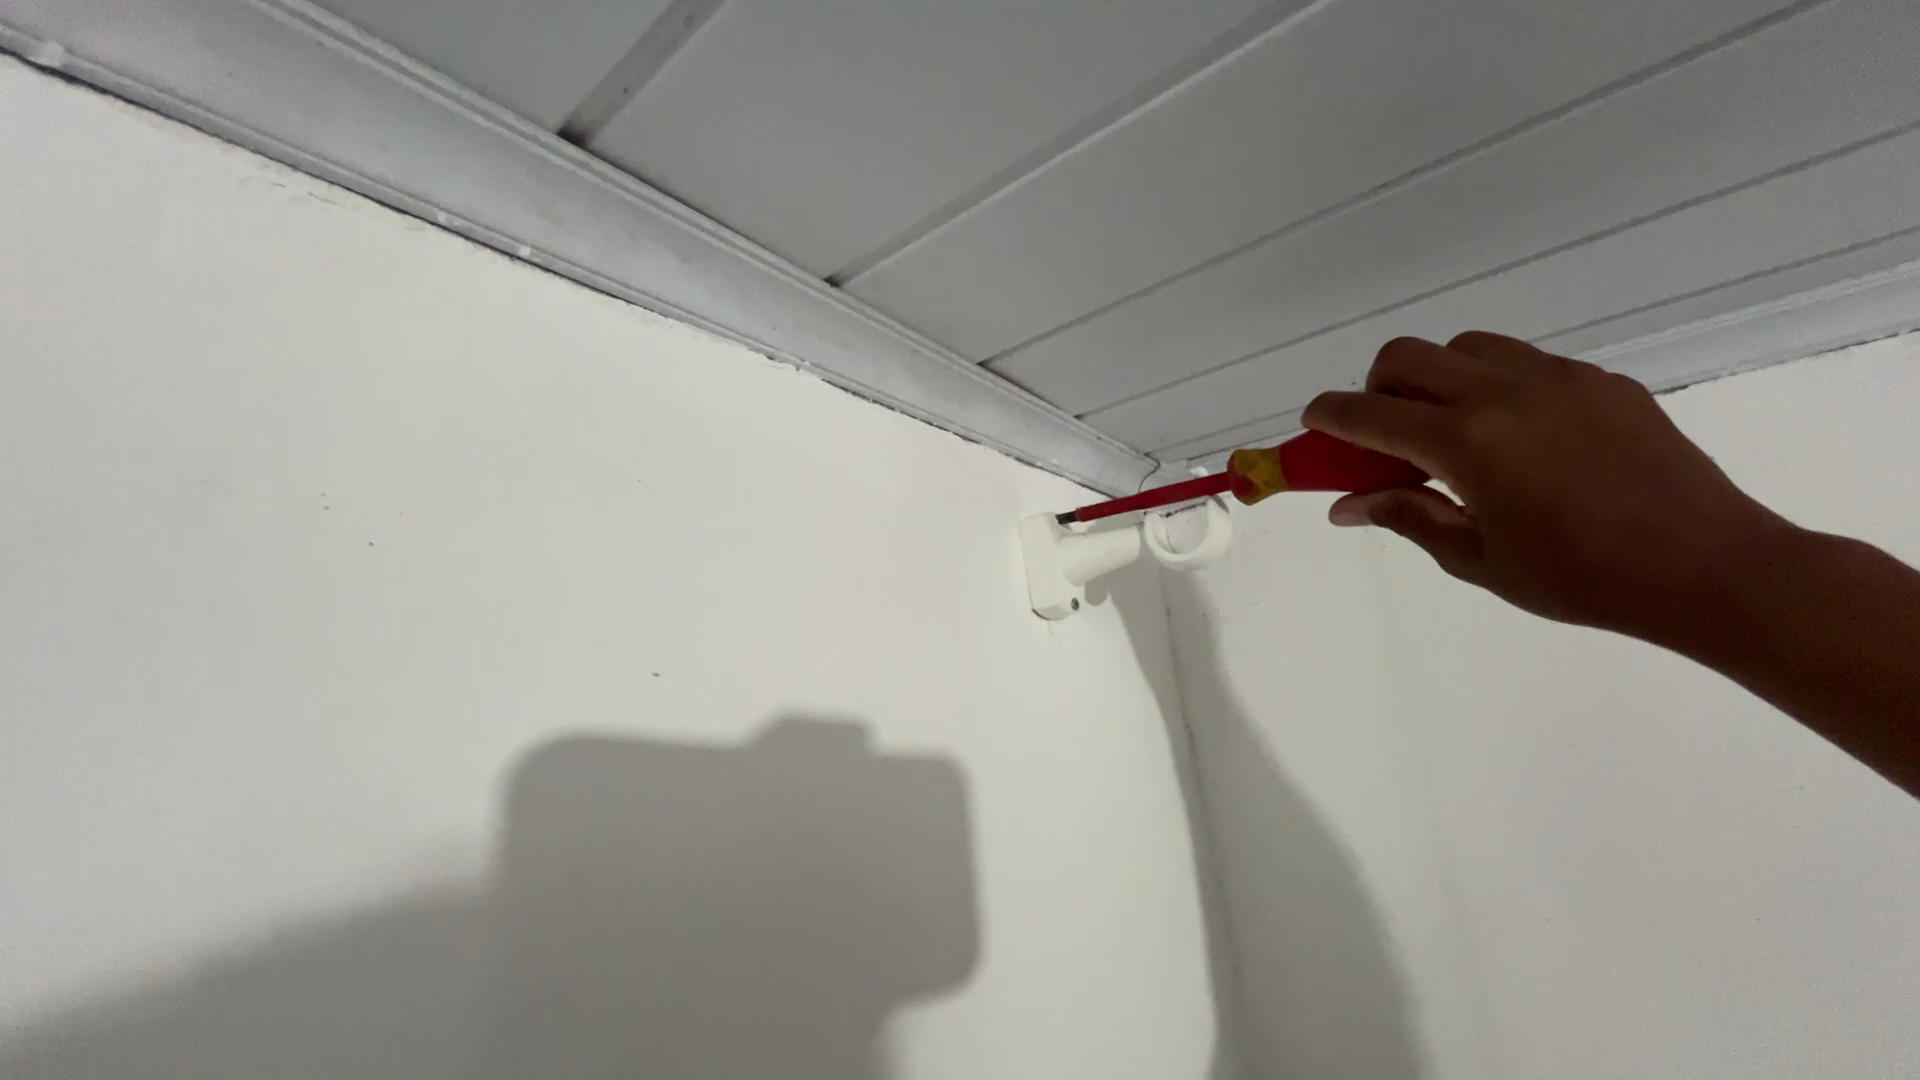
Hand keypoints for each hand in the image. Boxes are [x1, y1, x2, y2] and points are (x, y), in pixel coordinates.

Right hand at [1302, 332, 1790, 647]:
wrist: (1711, 566)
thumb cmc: (1579, 577)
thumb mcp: (1474, 558)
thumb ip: (1404, 516)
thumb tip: (1345, 506)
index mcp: (1466, 442)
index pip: (1367, 413)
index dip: (1327, 416)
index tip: (1312, 425)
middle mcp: (1504, 392)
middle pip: (1406, 356)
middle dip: (1376, 388)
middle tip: (1385, 436)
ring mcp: (1558, 378)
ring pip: (1465, 347)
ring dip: (1435, 379)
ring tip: (1452, 432)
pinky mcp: (1600, 380)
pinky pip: (1522, 362)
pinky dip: (1492, 386)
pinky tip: (1517, 439)